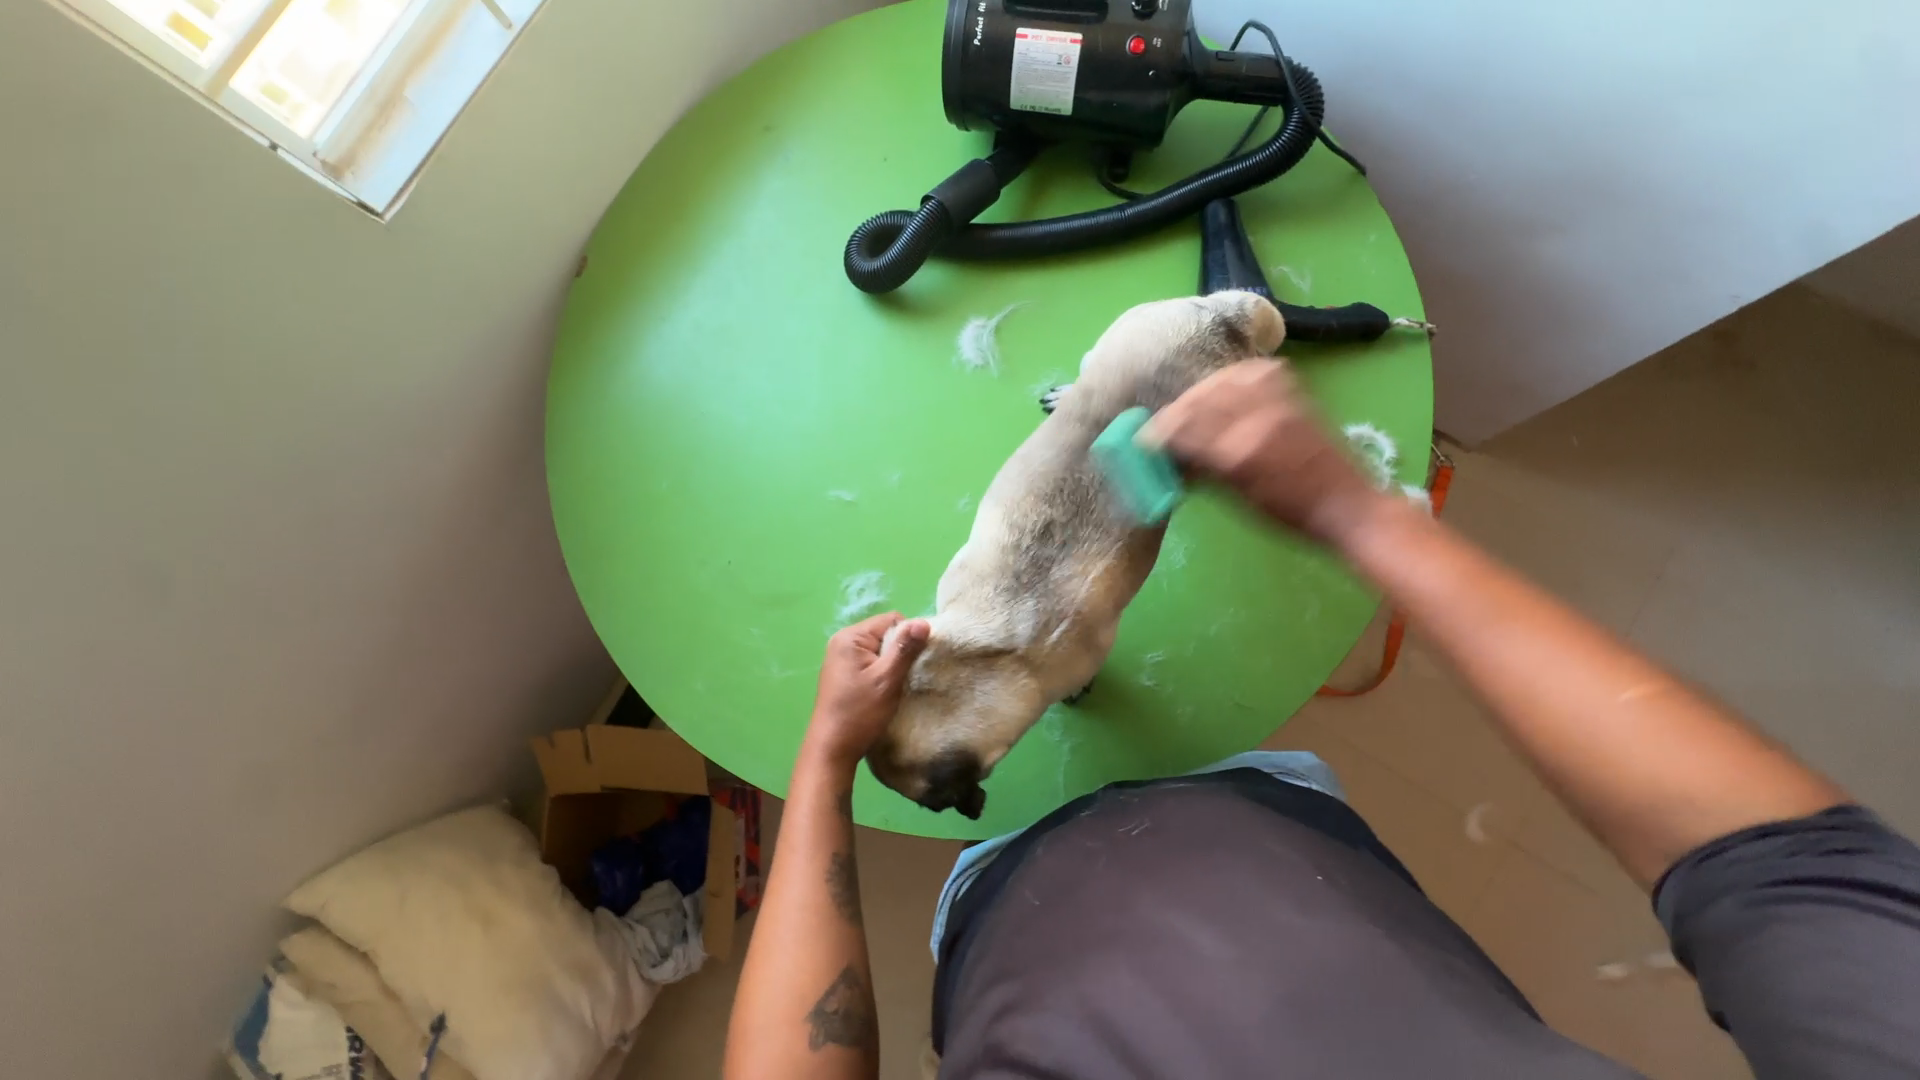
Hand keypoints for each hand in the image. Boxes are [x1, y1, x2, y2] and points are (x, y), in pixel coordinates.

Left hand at [803, 613, 929, 770]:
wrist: (832, 749)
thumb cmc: (860, 713)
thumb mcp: (887, 679)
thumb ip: (905, 649)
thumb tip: (923, 622)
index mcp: (851, 637)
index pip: (892, 620)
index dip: (908, 637)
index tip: (912, 662)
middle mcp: (842, 642)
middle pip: (884, 633)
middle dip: (899, 652)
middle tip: (903, 676)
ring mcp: (841, 659)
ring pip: (879, 650)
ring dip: (891, 665)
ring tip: (893, 686)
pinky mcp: (843, 674)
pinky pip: (870, 662)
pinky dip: (881, 673)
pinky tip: (883, 691)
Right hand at [1147, 359, 1385, 543]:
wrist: (1348, 505)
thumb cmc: (1291, 515)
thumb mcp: (1239, 500)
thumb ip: (1205, 472)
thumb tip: (1174, 458)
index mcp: (1239, 454)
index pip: (1185, 430)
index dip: (1159, 432)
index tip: (1145, 438)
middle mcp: (1256, 420)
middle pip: (1201, 400)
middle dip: (1176, 410)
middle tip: (1165, 423)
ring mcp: (1278, 403)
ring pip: (1225, 379)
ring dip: (1203, 390)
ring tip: (1194, 404)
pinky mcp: (1296, 395)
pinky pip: (1259, 371)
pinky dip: (1237, 375)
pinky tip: (1228, 387)